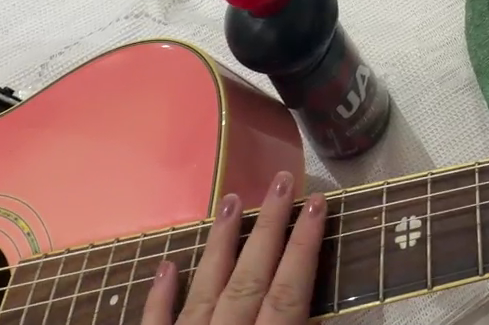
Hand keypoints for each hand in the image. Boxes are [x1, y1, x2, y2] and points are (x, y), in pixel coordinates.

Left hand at [143, 174, 326, 324]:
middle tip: (281, 179)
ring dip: (220, 244)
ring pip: (206, 289)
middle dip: (267, 227)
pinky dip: (160, 296)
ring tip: (231, 198)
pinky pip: (156, 324)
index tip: (317, 200)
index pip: (289, 290)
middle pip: (250, 278)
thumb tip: (332, 310)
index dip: (304, 244)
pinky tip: (167, 265)